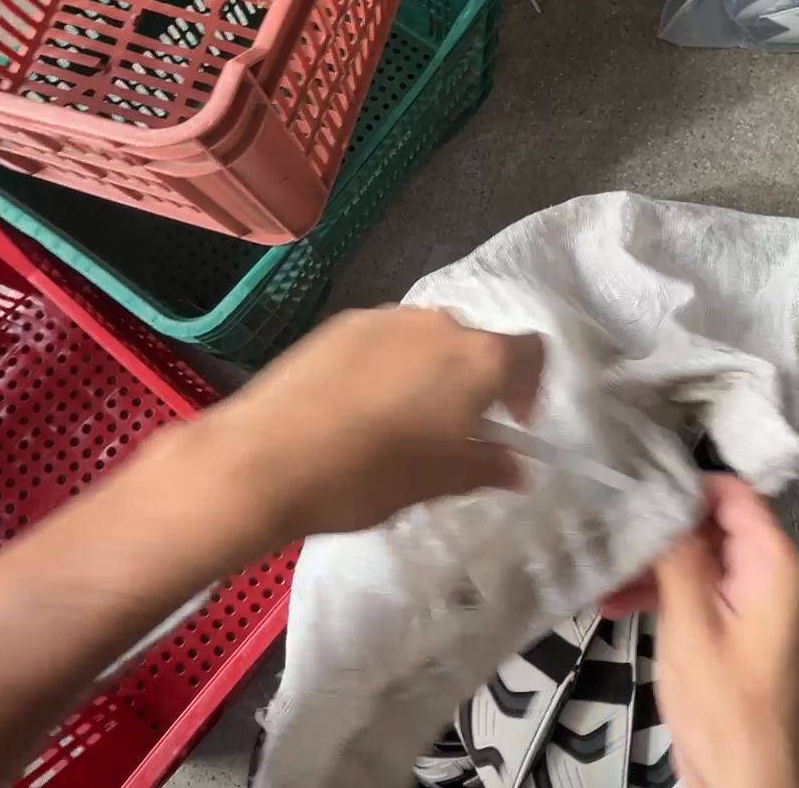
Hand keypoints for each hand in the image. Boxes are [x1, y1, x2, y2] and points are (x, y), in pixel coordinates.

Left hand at [202, 307, 542, 539]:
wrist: (265, 458)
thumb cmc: (368, 476)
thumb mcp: (439, 482)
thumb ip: (488, 465)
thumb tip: (517, 467)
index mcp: (478, 359)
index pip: (532, 352)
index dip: (530, 387)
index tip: (511, 422)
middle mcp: (441, 324)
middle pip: (478, 345)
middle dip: (477, 383)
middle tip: (454, 429)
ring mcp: (388, 316)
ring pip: (430, 339)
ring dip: (433, 372)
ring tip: (402, 419)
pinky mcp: (345, 321)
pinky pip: (388, 338)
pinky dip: (391, 363)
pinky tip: (360, 404)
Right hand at [608, 475, 798, 787]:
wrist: (743, 781)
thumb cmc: (725, 706)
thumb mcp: (693, 622)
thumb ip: (679, 554)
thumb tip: (661, 496)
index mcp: (772, 563)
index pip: (733, 492)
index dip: (687, 482)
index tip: (639, 482)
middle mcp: (765, 572)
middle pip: (710, 522)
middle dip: (659, 525)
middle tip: (611, 524)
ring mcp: (746, 598)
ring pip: (694, 554)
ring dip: (650, 562)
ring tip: (603, 568)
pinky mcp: (727, 622)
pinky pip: (693, 587)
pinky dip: (658, 591)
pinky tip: (613, 599)